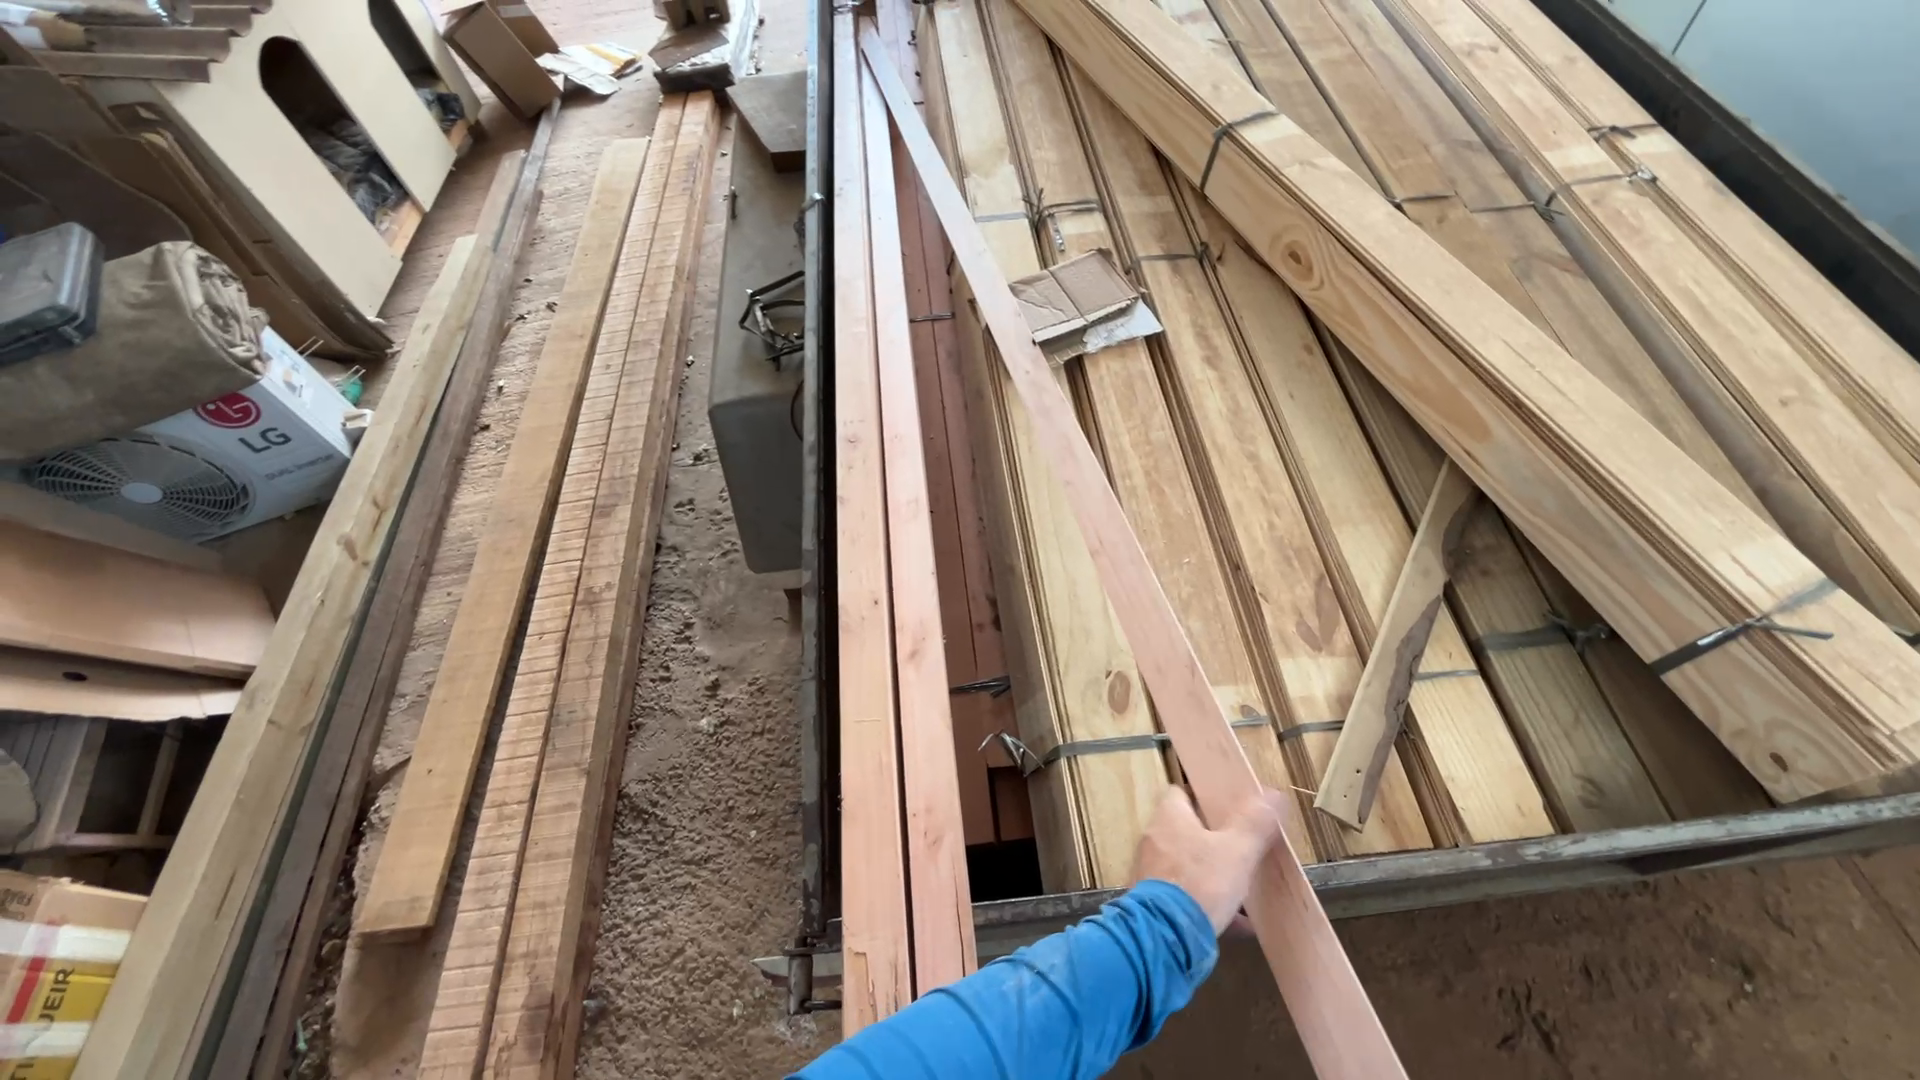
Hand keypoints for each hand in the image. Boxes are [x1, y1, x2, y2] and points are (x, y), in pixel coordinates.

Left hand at [1131, 786, 1290, 934]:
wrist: (1165, 937)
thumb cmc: (1200, 883)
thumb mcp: (1237, 851)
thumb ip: (1254, 824)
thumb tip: (1273, 794)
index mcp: (1170, 818)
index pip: (1180, 792)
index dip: (1203, 795)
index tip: (1228, 806)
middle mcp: (1155, 839)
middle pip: (1185, 829)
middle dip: (1213, 838)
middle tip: (1243, 846)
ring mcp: (1152, 871)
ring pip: (1187, 864)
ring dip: (1213, 873)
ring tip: (1244, 885)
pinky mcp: (1155, 901)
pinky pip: (1186, 896)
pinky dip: (1210, 903)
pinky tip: (1240, 923)